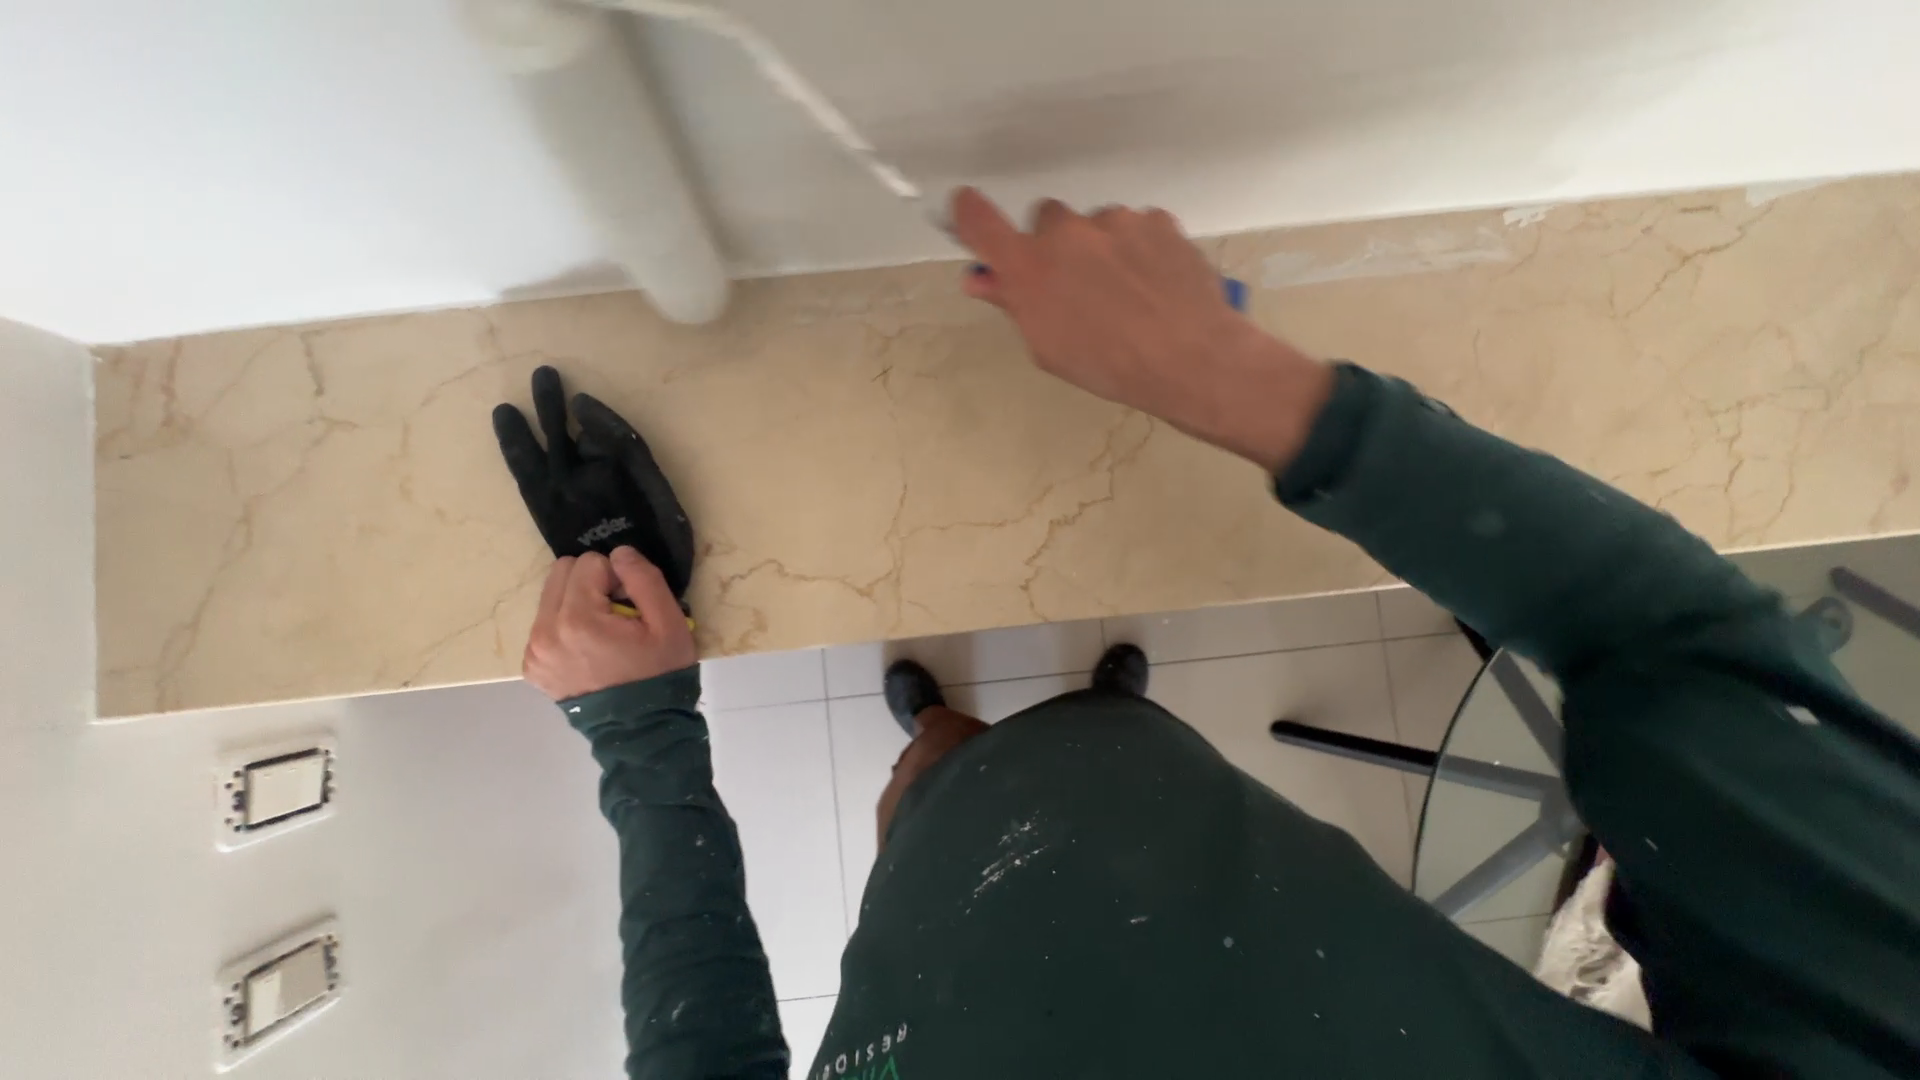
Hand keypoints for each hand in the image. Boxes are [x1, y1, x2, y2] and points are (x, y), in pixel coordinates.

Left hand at [523, 546, 696, 700]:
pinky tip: (591, 649)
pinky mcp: (532, 665)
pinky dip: (567, 626)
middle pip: (561, 572)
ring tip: (605, 632)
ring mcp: (534, 651)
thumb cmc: (659, 673)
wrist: (641, 728)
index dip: (617, 576)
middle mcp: (545, 632)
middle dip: (592, 582)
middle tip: (618, 611)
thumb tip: (619, 553)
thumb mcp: (670, 623)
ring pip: (551, 596)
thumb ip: (644, 579)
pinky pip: (546, 624)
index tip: (632, 603)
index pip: (589, 562)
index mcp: (577, 620)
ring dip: (578, 603)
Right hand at [950, 188, 1332, 472]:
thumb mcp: (1047, 346)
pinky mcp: (1156, 219)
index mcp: (1030, 267)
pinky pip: (1136, 228)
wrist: (1188, 357)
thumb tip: (984, 279)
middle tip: (1075, 286)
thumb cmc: (1107, 364)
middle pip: (1047, 220)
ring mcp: (1115, 221)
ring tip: (1125, 295)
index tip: (967, 210)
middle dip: (1055, 246)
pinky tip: (1152, 285)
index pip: (980, 221)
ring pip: (1095, 225)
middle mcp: (1067, 232)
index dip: (968, 213)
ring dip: (1100, 249)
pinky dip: (1138, 249)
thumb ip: (1013, 303)